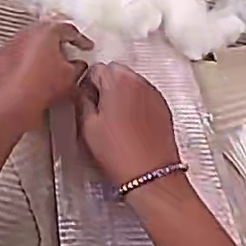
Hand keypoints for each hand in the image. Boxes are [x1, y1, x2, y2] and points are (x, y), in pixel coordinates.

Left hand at [0, 20, 91, 124]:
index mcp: (47, 32)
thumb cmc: (44, 85)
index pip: (68, 29)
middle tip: (69, 53)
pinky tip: (33, 75)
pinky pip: (18, 55)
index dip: (80, 39)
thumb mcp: (70, 76)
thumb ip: (78, 66)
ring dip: (42, 52)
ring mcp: (12, 44)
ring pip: (31, 44)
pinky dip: (27, 62)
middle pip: (47, 33)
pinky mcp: (1, 58)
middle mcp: (27, 33)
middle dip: (59, 43)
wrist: (13, 101)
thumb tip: (78, 64)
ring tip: (51, 66)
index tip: (87, 47)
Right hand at [74, 63, 181, 186]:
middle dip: (106, 85)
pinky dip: (136, 103)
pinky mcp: (163, 107)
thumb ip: (82, 100)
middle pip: (116, 71)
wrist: (151, 176)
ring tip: (116, 120)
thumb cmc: (120, 153)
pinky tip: (131, 125)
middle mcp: (137, 82)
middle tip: (99, 109)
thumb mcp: (88, 126)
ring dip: (122, 93)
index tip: (86, 100)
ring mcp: (153, 94)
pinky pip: (144, 96)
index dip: (87, 85)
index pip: (95, 69)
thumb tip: (82, 93)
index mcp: (117, 81)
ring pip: (131, 83)